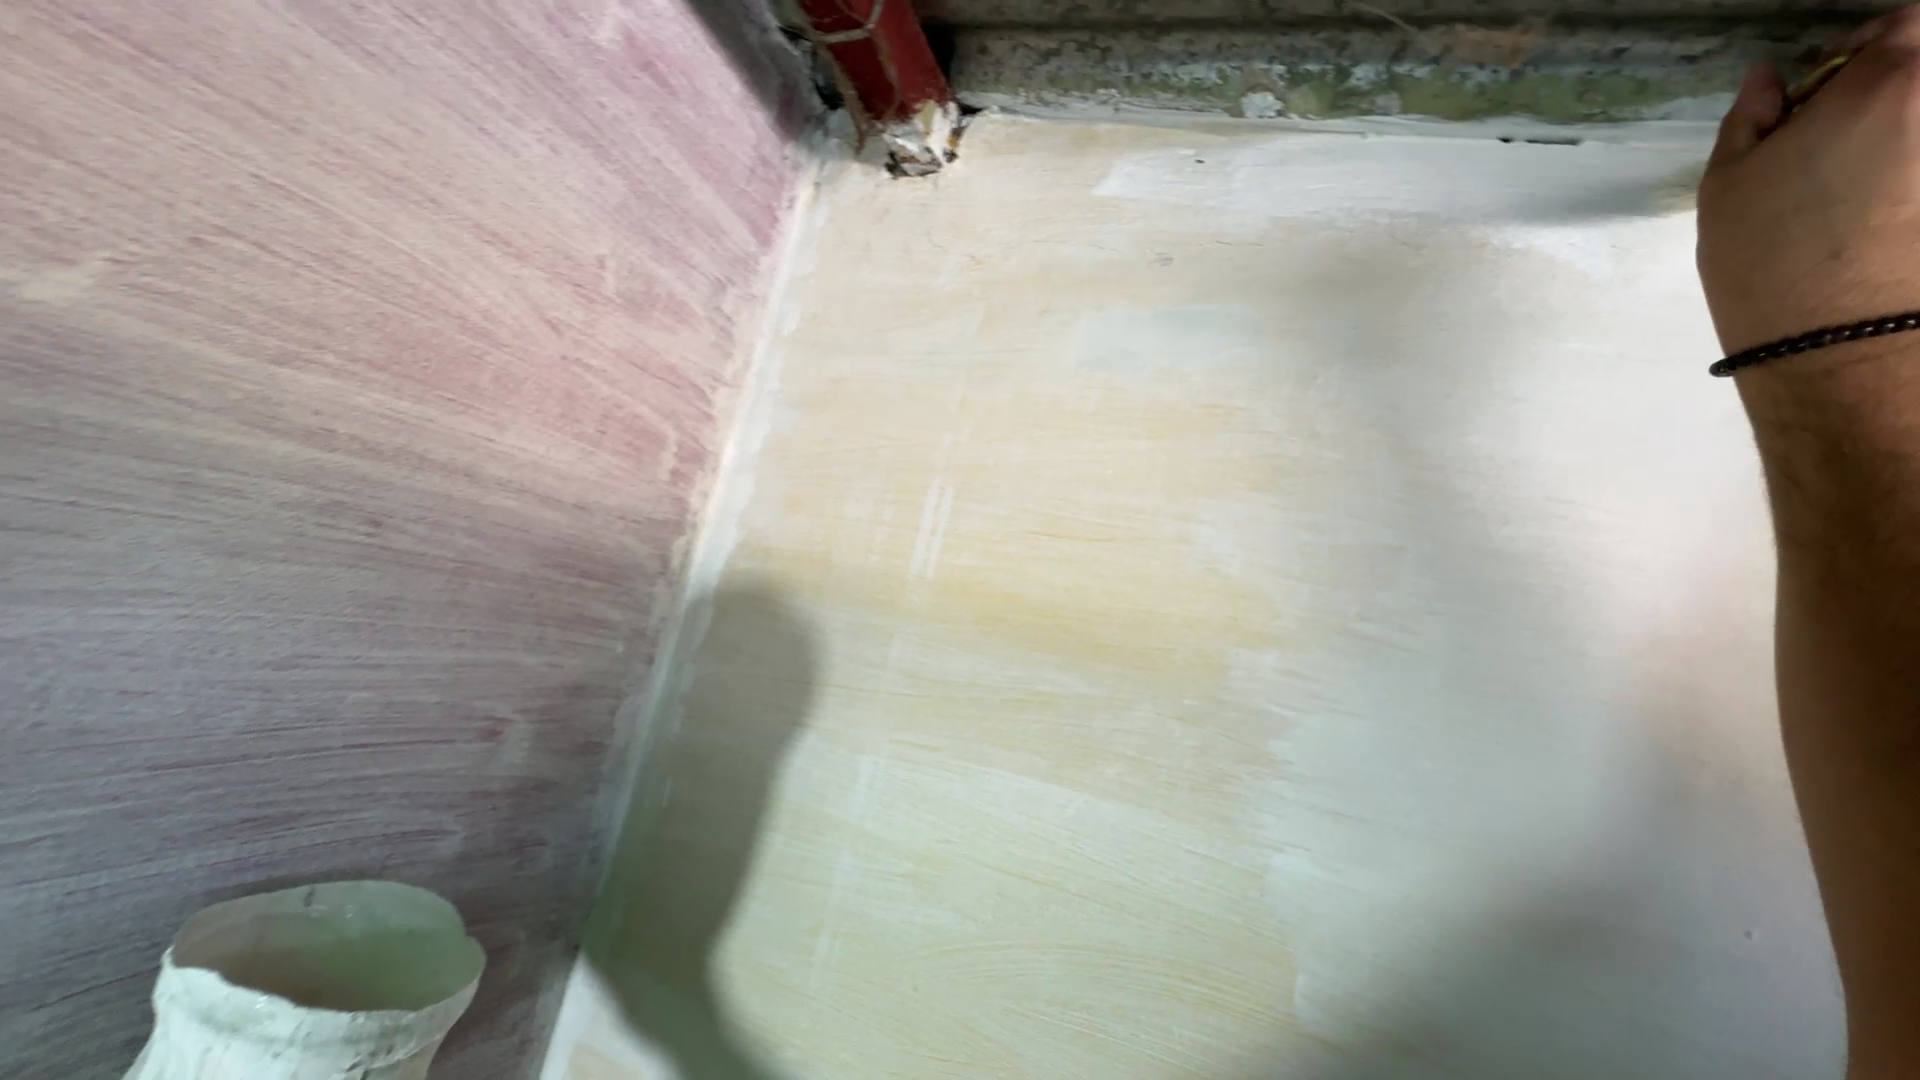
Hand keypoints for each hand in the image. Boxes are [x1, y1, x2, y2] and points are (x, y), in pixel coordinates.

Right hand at [1698, 10, 1919, 356]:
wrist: (1830, 324)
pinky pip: (1918, 154)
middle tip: (1832, 130)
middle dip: (1884, 83)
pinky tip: (1871, 202)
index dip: (1860, 48)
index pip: (1900, 22)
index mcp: (1885, 80)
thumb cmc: (1761, 247)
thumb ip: (1752, 116)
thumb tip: (1769, 78)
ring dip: (1892, 130)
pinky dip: (1900, 164)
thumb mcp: (1727, 180)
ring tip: (1849, 173)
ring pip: (1917, 116)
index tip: (1821, 90)